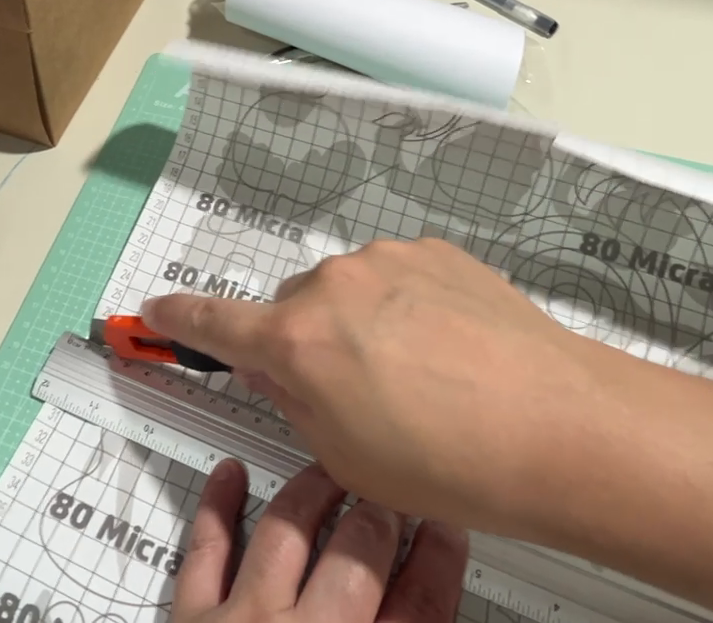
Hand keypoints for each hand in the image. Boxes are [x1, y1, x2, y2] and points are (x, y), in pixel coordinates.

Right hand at [145, 239, 616, 536]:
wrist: (560, 426)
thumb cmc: (449, 463)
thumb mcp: (346, 455)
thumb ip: (295, 399)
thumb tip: (280, 367)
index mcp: (297, 340)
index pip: (215, 323)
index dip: (177, 318)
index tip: (152, 309)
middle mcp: (331, 284)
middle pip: (289, 309)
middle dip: (302, 342)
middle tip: (349, 390)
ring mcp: (385, 259)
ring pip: (344, 289)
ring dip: (357, 322)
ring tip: (418, 371)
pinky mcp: (433, 250)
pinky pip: (393, 275)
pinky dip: (402, 305)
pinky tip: (447, 344)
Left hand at [174, 460, 465, 622]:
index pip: (420, 609)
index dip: (439, 559)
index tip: (446, 528)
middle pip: (358, 555)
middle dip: (381, 514)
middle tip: (391, 493)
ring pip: (287, 530)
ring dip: (313, 491)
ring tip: (331, 470)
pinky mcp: (192, 621)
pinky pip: (205, 549)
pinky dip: (218, 505)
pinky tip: (231, 472)